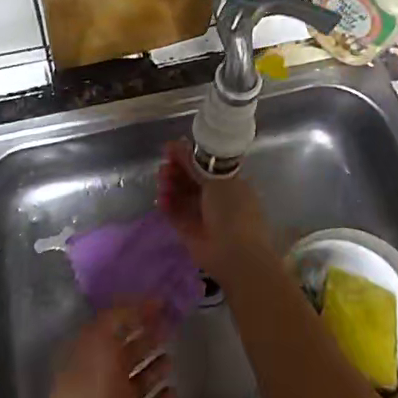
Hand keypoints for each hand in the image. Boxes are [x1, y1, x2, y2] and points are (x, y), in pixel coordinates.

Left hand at [27, 304, 175, 397]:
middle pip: (128, 352)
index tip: (160, 302)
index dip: (134, 313)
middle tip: (171, 324)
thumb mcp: (97, 339)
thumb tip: (142, 300)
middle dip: (146, 338)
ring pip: (140, 381)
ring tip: (172, 354)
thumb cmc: (87, 386)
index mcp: (91, 351)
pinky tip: (175, 391)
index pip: (114, 326)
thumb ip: (117, 316)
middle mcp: (105, 374)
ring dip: (154, 368)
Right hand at [155, 139, 289, 286]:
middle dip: (176, 169)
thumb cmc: (233, 212)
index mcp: (230, 183)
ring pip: (179, 193)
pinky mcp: (187, 228)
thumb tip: (176, 143)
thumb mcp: (217, 181)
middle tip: (165, 167)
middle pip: (189, 178)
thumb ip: (194, 162)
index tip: (170, 149)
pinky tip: (162, 200)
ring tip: (164, 184)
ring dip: (169, 185)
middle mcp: (215, 197)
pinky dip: (166, 204)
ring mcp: (200, 213)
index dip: (187, 156)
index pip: (205, 165)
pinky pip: (172, 211)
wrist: (235, 254)